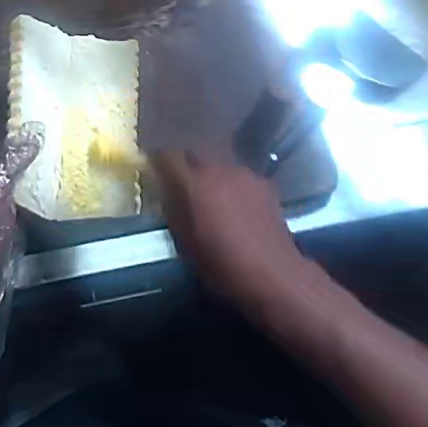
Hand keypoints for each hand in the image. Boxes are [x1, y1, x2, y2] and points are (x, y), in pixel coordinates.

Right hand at [152, 150, 315, 315]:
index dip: (158, 159)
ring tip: (210, 191)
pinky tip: (236, 201)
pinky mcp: (263, 182)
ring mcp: (243, 173)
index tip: (153, 166)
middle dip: (185, 162)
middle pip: (194, 152)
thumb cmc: (223, 266)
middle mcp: (217, 169)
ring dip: (210, 171)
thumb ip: (174, 211)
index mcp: (193, 183)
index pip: (167, 156)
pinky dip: (232, 182)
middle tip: (181, 180)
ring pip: (219, 161)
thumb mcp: (186, 245)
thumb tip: (166, 193)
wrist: (274, 274)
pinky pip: (239, 174)